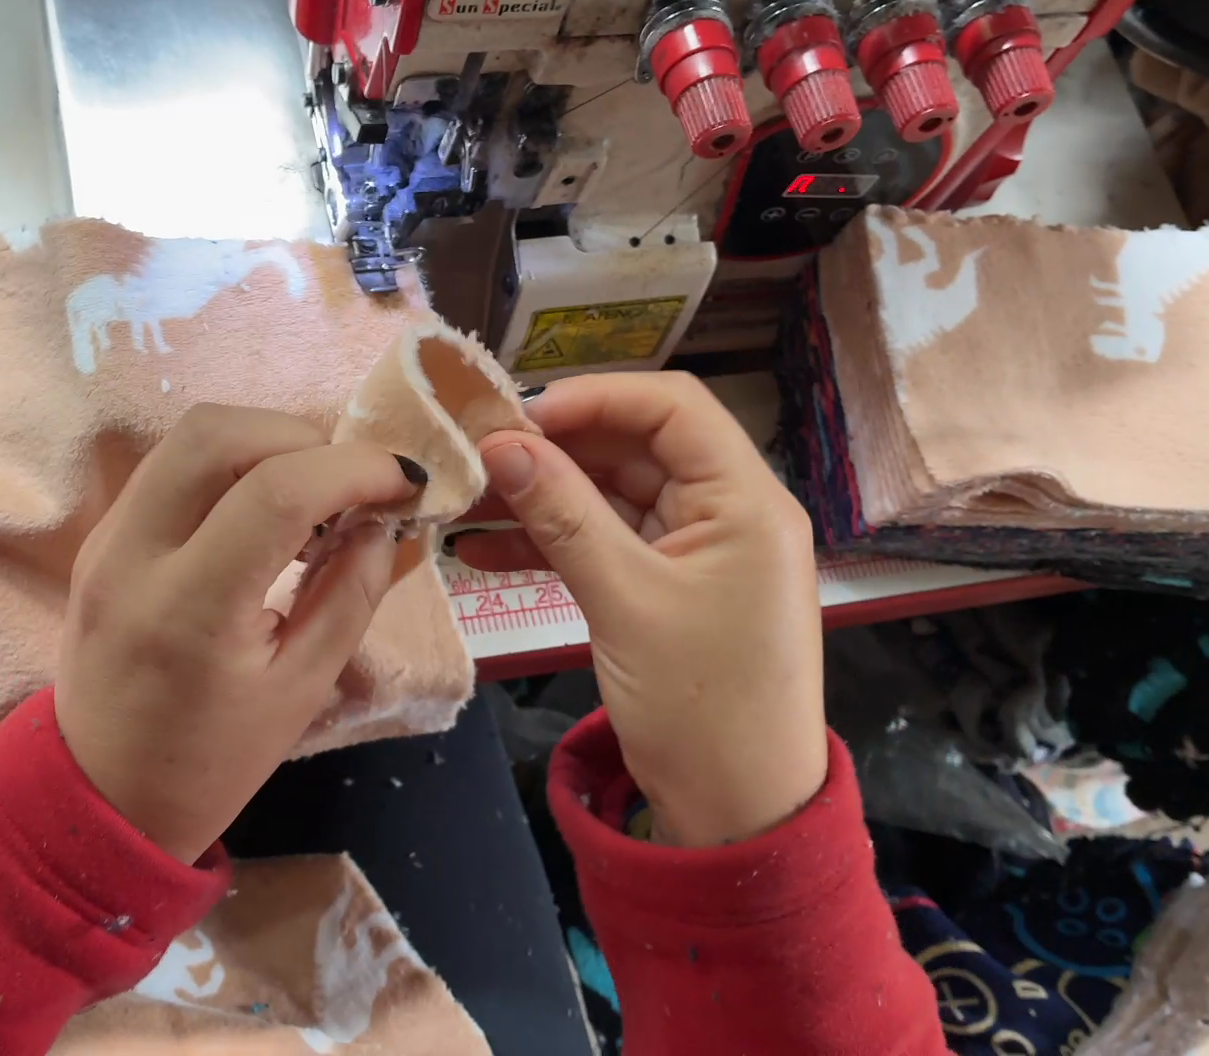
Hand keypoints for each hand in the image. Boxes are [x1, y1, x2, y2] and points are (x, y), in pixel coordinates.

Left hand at [55, 405, 420, 863]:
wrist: (100, 797)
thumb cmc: (212, 761)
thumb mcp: (303, 689)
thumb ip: (352, 593)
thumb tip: (380, 520)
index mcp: (189, 608)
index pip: (276, 492)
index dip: (353, 468)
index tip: (404, 480)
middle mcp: (132, 553)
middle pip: (216, 433)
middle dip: (302, 437)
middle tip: (350, 484)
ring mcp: (106, 538)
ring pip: (189, 438)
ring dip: (266, 444)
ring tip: (313, 495)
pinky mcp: (101, 537)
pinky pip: (171, 467)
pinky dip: (231, 465)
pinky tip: (264, 510)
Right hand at [455, 374, 824, 847]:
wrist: (735, 810)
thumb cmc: (698, 703)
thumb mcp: (623, 600)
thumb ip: (561, 514)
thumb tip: (500, 444)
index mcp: (743, 499)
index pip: (670, 406)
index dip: (592, 398)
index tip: (517, 417)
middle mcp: (723, 510)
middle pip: (630, 449)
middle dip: (551, 450)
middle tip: (475, 457)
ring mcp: (690, 549)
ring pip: (606, 498)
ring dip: (538, 499)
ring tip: (465, 502)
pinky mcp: (661, 585)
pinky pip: (599, 544)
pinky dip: (547, 545)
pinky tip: (481, 552)